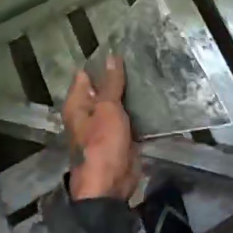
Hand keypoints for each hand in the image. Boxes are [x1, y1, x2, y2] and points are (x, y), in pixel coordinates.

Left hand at [62, 55, 138, 200]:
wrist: (111, 186)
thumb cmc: (102, 144)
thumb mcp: (107, 109)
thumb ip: (111, 84)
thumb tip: (111, 57)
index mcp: (77, 104)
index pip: (86, 74)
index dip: (101, 62)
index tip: (122, 46)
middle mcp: (88, 112)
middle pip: (104, 88)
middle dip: (120, 76)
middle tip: (142, 56)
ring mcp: (105, 125)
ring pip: (119, 103)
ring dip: (131, 93)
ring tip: (152, 70)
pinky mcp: (121, 137)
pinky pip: (130, 118)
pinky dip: (139, 109)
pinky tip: (155, 95)